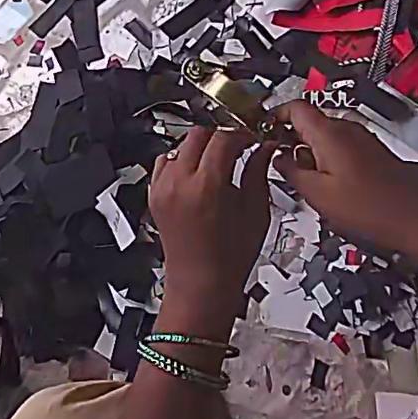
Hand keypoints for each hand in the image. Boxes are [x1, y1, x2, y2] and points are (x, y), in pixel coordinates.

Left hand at [149, 128, 276, 338]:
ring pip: (180, 146)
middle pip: (198, 135)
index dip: (242, 135)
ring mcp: (163, 189)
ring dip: (200, 148)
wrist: (201, 283)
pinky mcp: (154, 195)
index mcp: (207, 186)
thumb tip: (263, 149)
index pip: (223, 138)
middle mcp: (180, 183)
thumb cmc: (229, 258)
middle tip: (236, 147)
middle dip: (220, 137)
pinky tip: (197, 174)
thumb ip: (257, 172)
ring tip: (217, 162)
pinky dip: (181, 162)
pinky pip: (165, 164)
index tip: (251, 140)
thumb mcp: (255, 211)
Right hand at [273, 101, 417, 259]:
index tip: (262, 130)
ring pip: (322, 136)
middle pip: (307, 122)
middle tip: (277, 161)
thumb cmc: (375, 208)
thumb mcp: (318, 194)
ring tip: (302, 179)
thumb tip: (278, 160)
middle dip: (288, 140)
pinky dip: (325, 161)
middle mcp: (346, 129)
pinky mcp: (370, 153)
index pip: (294, 107)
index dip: (273, 116)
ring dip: (306, 152)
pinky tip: (324, 185)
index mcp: (329, 133)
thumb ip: (291, 172)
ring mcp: (360, 140)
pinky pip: (338, 148)